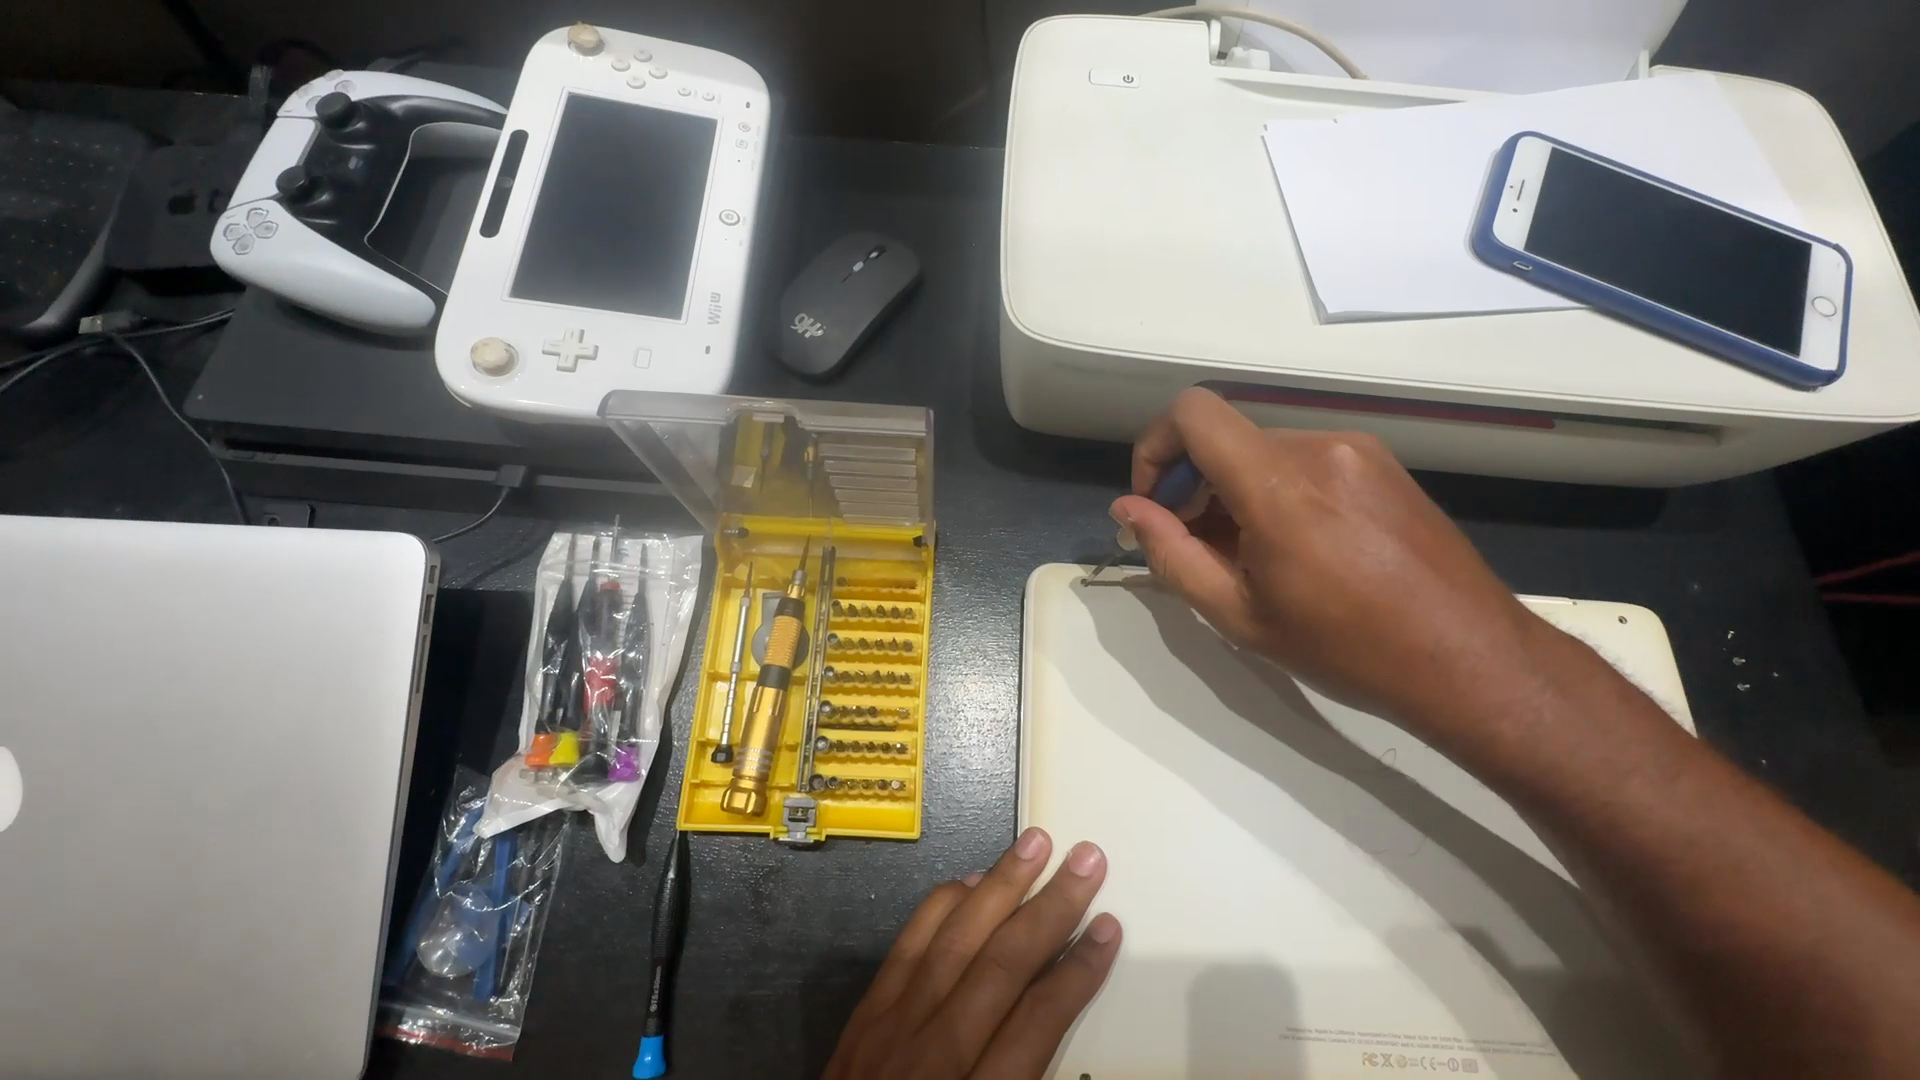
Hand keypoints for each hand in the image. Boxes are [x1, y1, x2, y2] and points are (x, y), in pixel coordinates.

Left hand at [825, 828, 1120, 1078]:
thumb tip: (1060, 1005)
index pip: (1038, 1020)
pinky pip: (907, 945)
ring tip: (1034, 843)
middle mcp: (936, 1054)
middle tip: (1087, 859)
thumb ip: (1028, 1070)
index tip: (1109, 927)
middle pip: (1001, 965)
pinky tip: (970, 879)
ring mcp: (893, 1027)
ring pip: (955, 939)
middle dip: (1051, 907)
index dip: (1078, 970)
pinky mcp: (865, 1014)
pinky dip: (941, 906)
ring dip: (999, 885)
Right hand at [1113, 387, 1546, 734]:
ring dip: (1233, 491)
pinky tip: (1292, 548)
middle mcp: (1319, 447)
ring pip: (1263, 451)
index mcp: (1279, 484)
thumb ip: (1171, 554)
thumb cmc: (1346, 648)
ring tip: (1247, 557)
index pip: (1192, 414)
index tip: (1155, 504)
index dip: (1155, 448)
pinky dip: (1275, 491)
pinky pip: (1305, 460)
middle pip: (1225, 438)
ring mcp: (1358, 451)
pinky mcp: (1383, 465)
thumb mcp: (1239, 615)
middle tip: (1194, 547)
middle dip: (1192, 484)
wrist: (1469, 659)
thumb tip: (1128, 509)